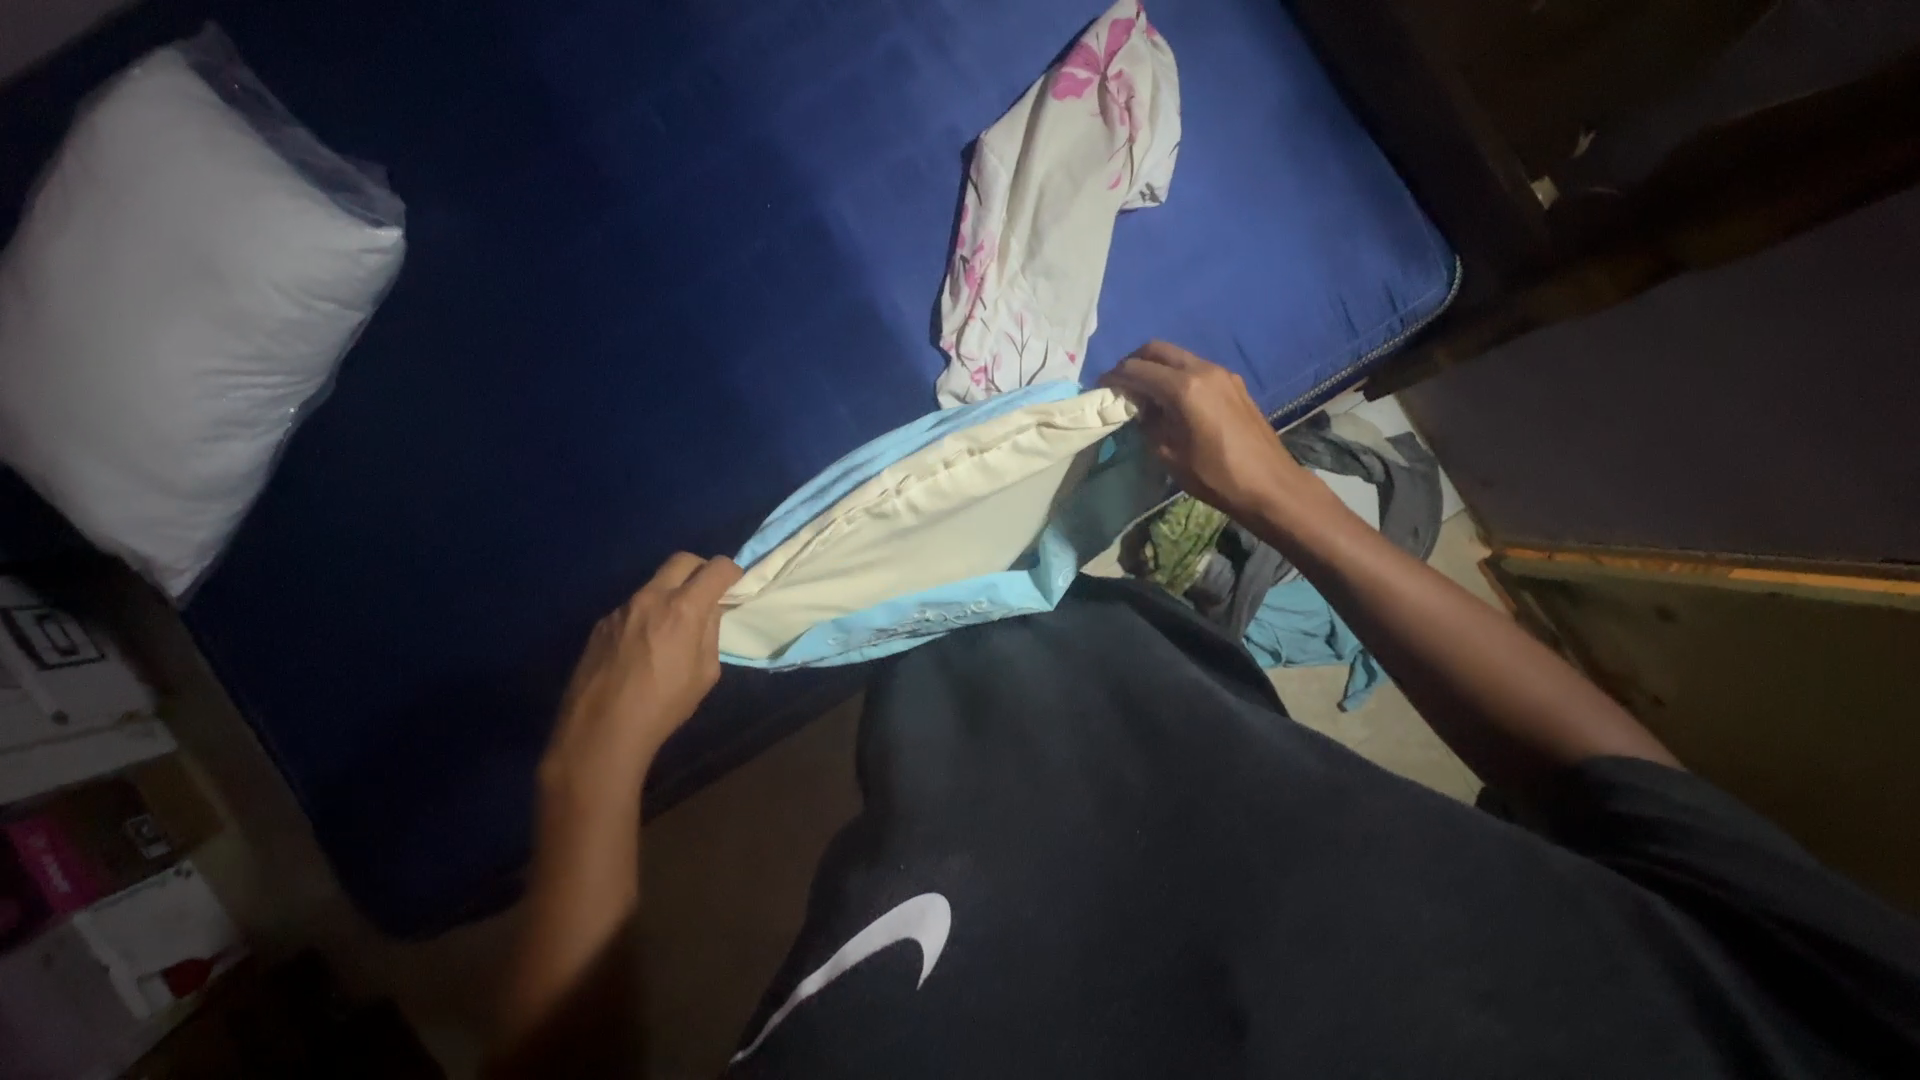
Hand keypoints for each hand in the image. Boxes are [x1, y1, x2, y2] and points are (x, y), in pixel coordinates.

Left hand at [539, 553, 742, 814]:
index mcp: (683, 609)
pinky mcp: (601, 624)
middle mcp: (651, 597)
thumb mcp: (705, 673)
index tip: (735, 586)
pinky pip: (632, 608)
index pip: (716, 568)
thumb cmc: (664, 706)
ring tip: (671, 629)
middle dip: (701, 569)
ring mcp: (621, 608)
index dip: (732, 573)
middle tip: (707, 594)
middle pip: (682, 560)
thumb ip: (710, 634)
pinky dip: (646, 616)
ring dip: (670, 595)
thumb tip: (708, 613)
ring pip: (654, 584)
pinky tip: (641, 648)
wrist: (601, 730)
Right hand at [1100, 342, 1313, 519]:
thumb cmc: (1215, 476)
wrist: (1269, 485)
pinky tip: (1172, 401)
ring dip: (1156, 368)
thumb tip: (1140, 410)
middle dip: (1133, 362)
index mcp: (1184, 388)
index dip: (1114, 377)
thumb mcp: (1169, 454)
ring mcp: (1222, 374)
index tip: (1100, 389)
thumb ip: (1148, 424)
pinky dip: (1177, 376)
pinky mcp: (1234, 384)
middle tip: (1120, 385)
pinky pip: (1196, 368)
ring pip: (1178, 357)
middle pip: (1157, 350)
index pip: (1137, 369)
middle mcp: (1203, 370)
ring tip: (1144, 394)